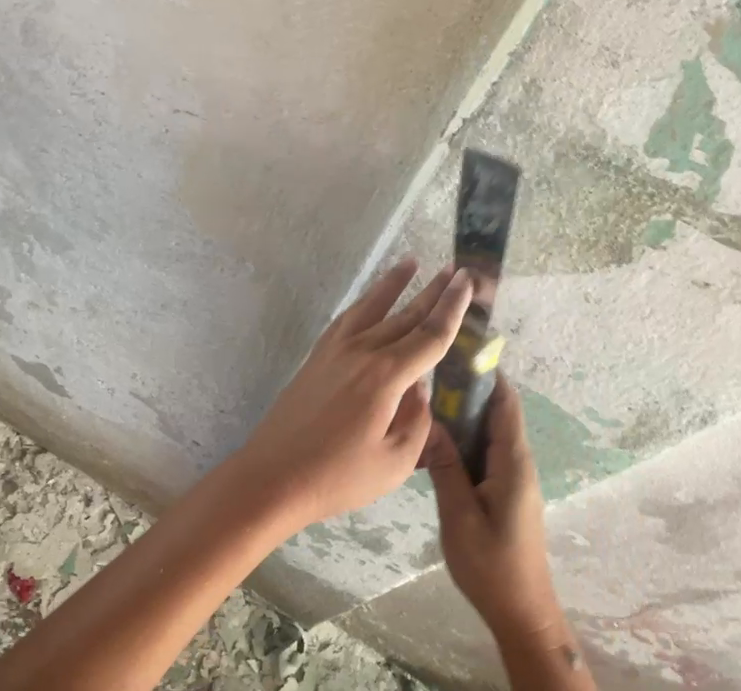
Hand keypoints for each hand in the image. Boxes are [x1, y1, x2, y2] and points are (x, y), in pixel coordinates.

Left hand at [234, 260, 472, 525]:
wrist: (272, 476)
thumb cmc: (337, 477)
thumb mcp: (395, 462)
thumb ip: (417, 422)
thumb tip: (419, 391)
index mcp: (386, 376)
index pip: (430, 335)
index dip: (453, 308)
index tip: (467, 282)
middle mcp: (362, 352)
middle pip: (405, 315)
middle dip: (432, 292)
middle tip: (455, 269)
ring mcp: (335, 350)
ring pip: (372, 307)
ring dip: (394, 284)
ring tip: (412, 262)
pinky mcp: (317, 357)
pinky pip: (348, 318)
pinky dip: (365, 303)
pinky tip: (370, 300)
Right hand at [424, 381, 563, 640]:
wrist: (521, 610)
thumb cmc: (492, 564)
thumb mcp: (460, 515)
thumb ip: (446, 466)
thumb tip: (431, 421)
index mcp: (512, 461)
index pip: (504, 401)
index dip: (486, 372)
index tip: (458, 348)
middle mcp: (517, 461)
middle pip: (496, 410)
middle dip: (469, 386)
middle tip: (430, 367)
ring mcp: (512, 476)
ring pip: (489, 430)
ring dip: (464, 411)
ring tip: (428, 394)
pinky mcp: (504, 489)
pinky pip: (485, 449)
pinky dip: (465, 435)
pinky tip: (437, 436)